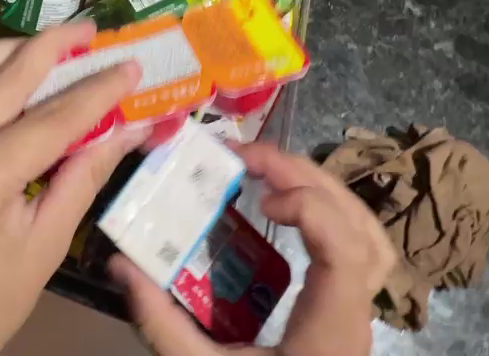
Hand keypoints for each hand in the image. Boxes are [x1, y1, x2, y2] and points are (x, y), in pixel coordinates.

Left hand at [0, 21, 143, 355]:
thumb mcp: (46, 246)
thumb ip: (87, 174)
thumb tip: (133, 125)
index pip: (52, 118)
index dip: (97, 89)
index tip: (130, 65)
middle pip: (6, 75)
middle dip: (54, 47)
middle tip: (90, 32)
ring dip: (9, 49)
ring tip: (48, 46)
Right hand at [110, 143, 395, 355]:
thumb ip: (161, 322)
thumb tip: (118, 263)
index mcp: (332, 329)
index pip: (346, 250)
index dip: (311, 207)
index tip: (261, 200)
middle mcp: (358, 314)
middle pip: (359, 226)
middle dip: (307, 178)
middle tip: (251, 159)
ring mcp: (362, 311)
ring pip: (369, 232)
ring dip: (323, 189)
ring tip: (271, 172)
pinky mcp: (351, 310)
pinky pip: (363, 247)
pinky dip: (333, 212)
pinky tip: (293, 207)